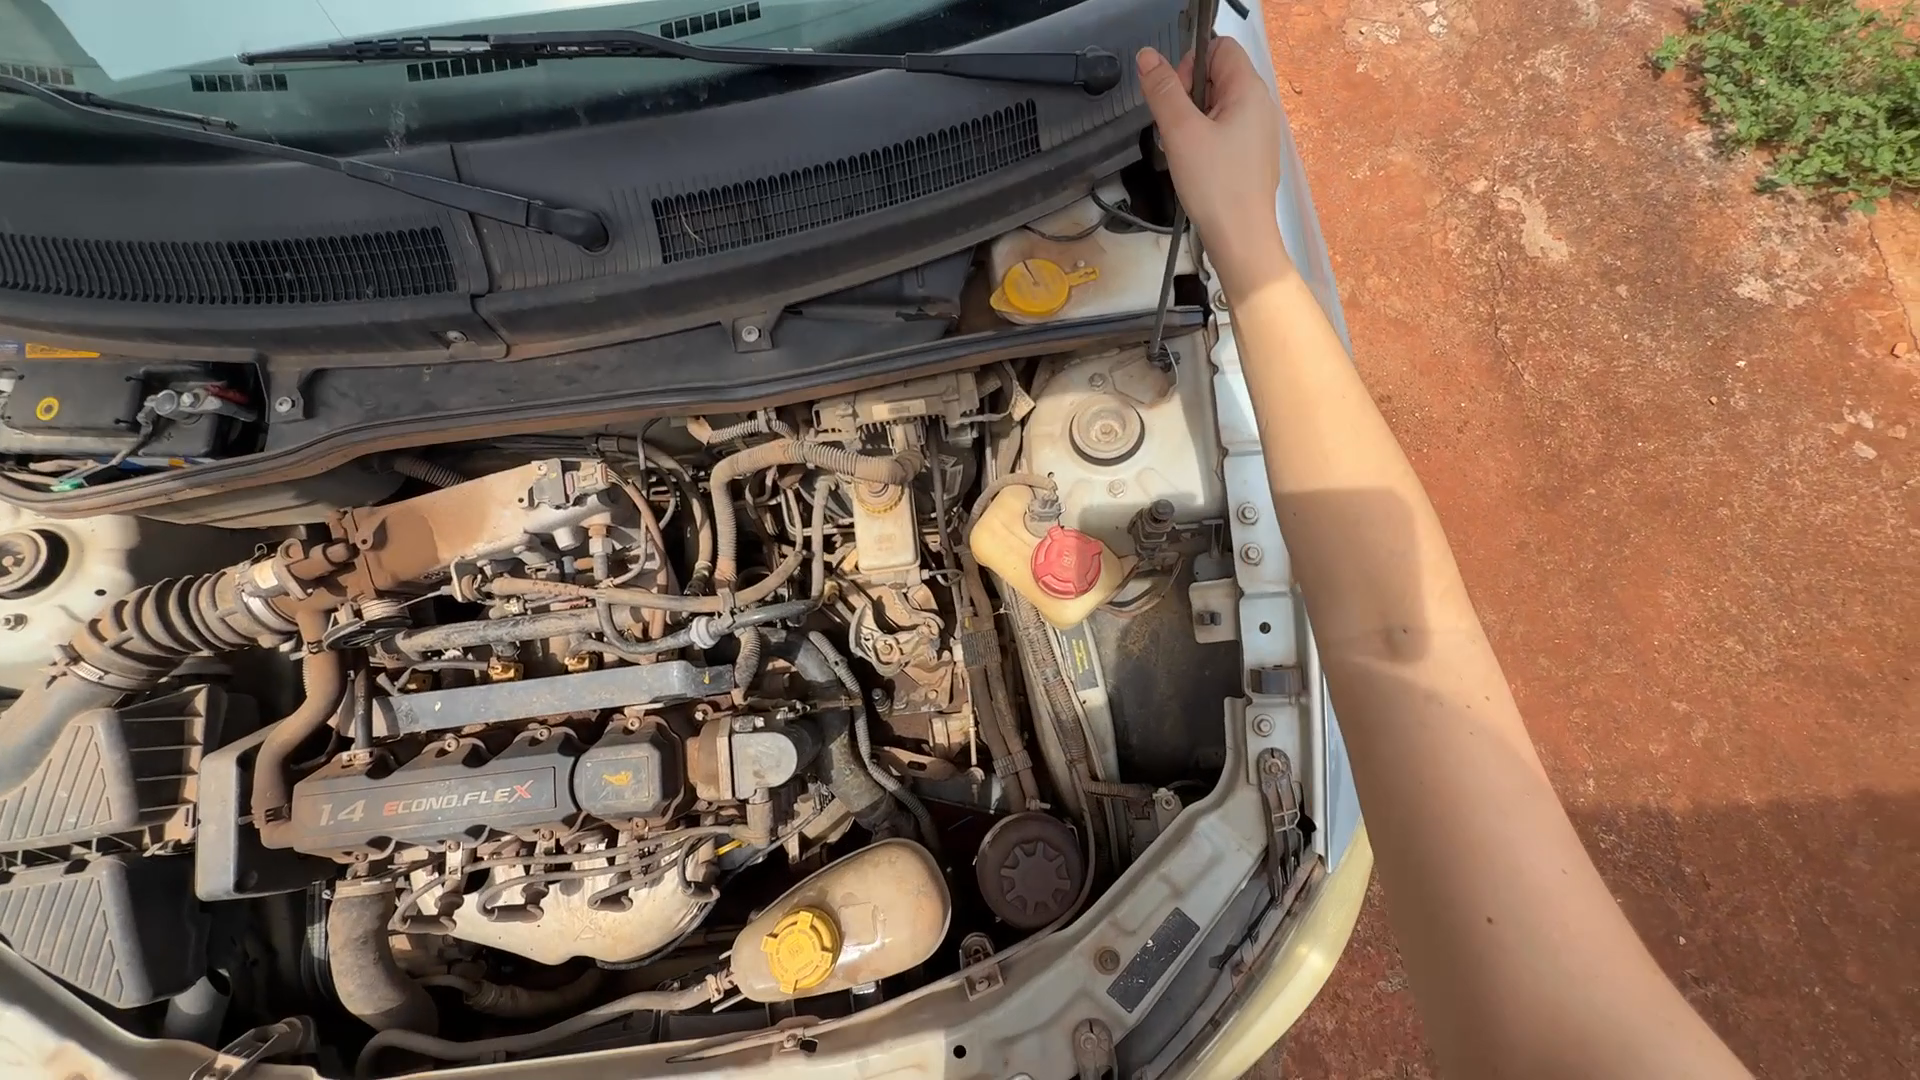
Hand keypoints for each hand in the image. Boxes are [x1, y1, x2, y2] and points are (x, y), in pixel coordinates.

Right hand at [1135, 39, 1292, 290]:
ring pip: (1217, 109)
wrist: (1240, 238)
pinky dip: (1204, 144)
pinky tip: (1197, 171)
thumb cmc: (1214, 185)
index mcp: (1249, 89)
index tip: (1173, 102)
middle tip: (1174, 135)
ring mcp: (1259, 133)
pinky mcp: (1253, 159)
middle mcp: (1260, 105)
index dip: (1189, 65)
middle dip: (1187, 100)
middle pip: (1216, 78)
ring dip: (1192, 125)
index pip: (1218, 47)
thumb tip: (1146, 56)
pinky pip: (1224, 135)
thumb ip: (1163, 91)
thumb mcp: (1181, 134)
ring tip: (1184, 156)